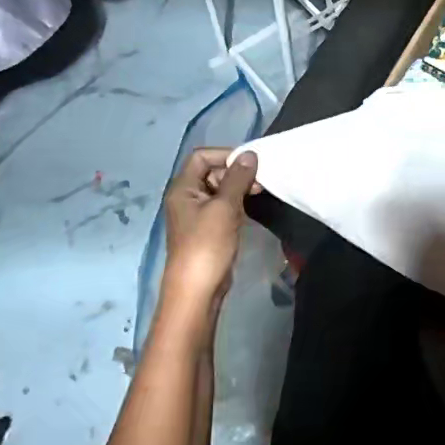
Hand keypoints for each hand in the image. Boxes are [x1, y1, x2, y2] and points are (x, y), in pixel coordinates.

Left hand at [160, 148, 259, 308]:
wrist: (197, 289)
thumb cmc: (207, 245)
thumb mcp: (224, 208)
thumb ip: (237, 179)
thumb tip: (250, 154)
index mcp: (183, 188)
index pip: (202, 156)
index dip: (226, 155)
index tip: (251, 164)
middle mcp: (187, 198)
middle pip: (211, 172)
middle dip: (236, 172)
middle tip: (261, 182)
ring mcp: (197, 215)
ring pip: (220, 190)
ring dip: (239, 188)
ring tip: (260, 194)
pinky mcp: (209, 230)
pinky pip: (224, 207)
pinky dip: (238, 204)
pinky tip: (252, 210)